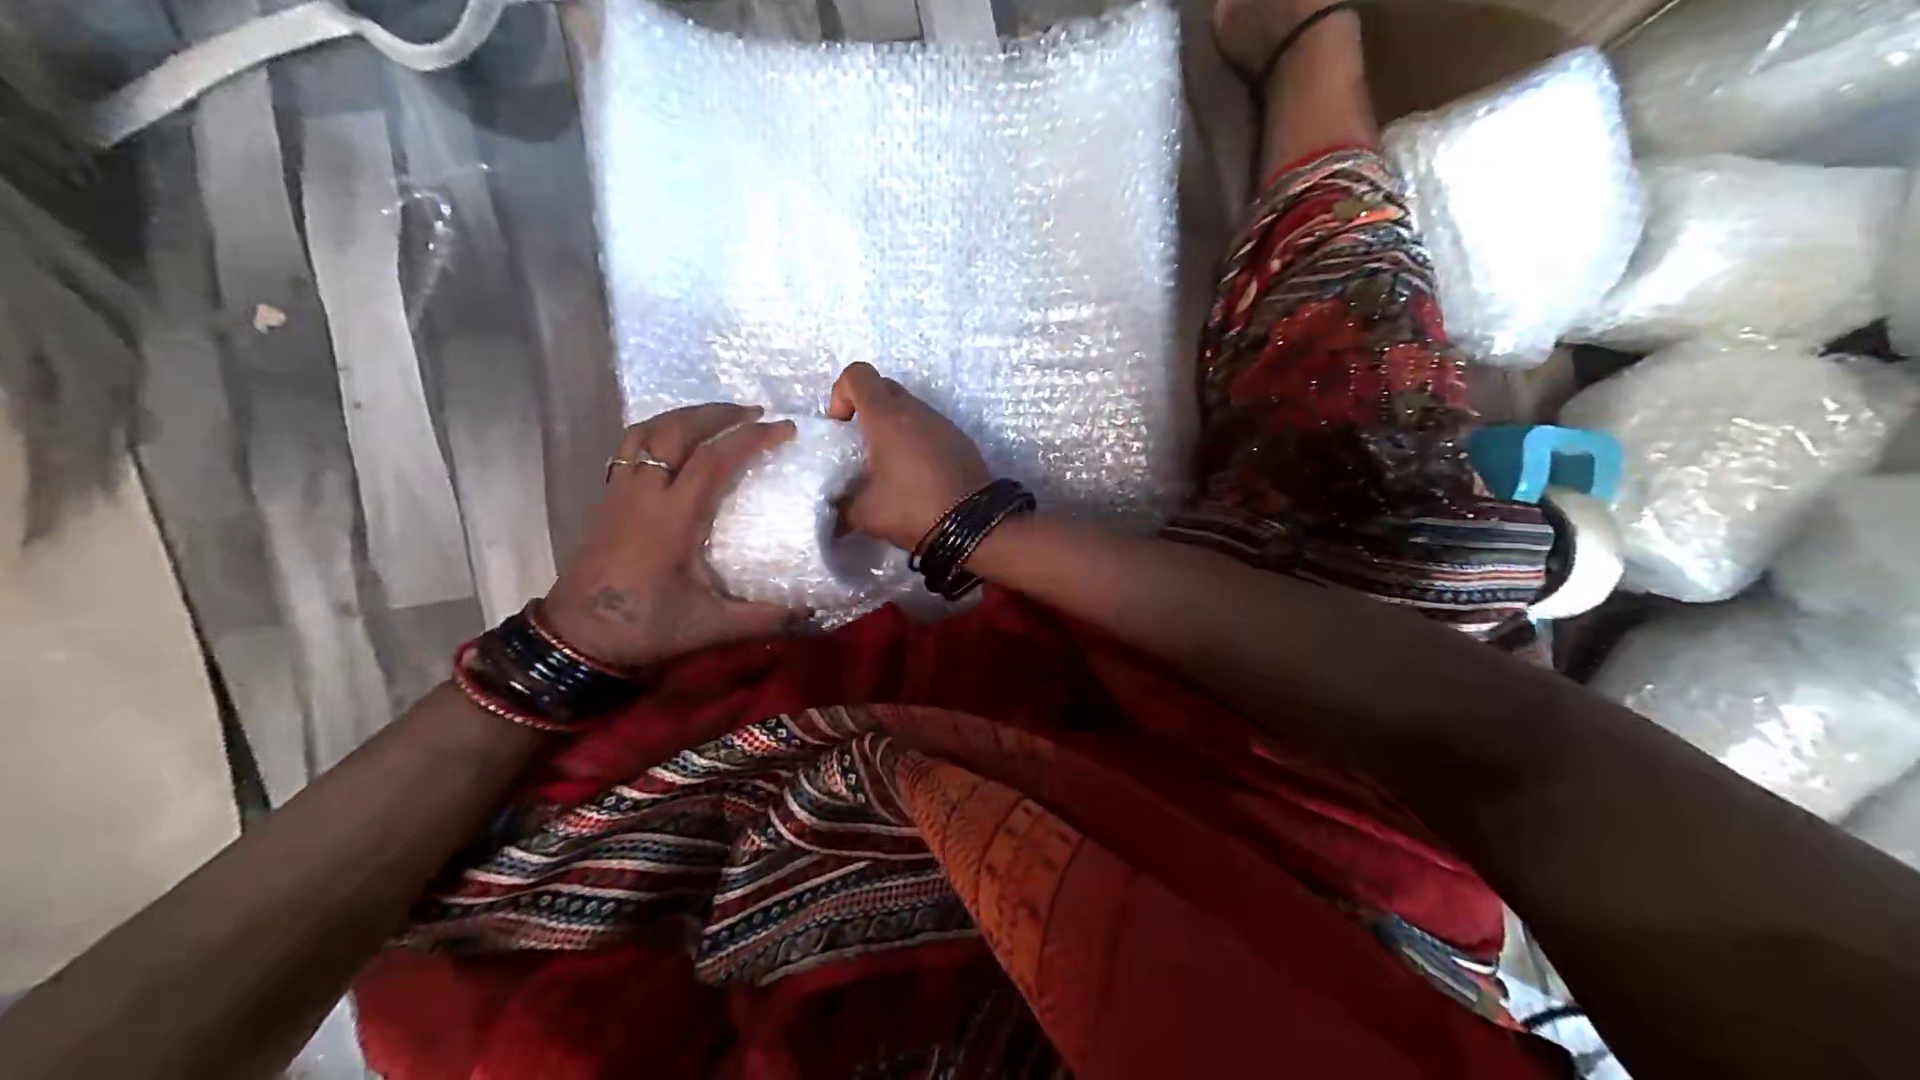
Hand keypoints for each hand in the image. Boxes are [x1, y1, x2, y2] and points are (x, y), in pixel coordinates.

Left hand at [543, 404, 803, 666]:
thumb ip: (762, 617)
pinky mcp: (608, 497)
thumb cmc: (644, 625)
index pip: (714, 460)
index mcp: (672, 518)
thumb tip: (808, 614)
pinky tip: (676, 441)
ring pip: (648, 431)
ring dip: (685, 415)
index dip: (751, 438)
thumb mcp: (710, 625)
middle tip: (753, 412)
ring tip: (716, 416)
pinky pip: (631, 446)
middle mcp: (644, 494)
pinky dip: (658, 430)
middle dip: (718, 413)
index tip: (783, 429)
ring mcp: (621, 491)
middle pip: (677, 430)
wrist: (577, 635)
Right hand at [828, 362, 991, 550]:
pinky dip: (916, 439)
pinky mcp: (960, 439)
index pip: (857, 374)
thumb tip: (835, 518)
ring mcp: (942, 422)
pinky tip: (915, 474)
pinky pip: (929, 426)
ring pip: (909, 407)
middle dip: (865, 407)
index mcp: (886, 417)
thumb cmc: (912, 508)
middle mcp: (915, 411)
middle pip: (883, 387)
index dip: (841, 392)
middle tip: (861, 444)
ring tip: (888, 464)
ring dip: (893, 425)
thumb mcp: (866, 514)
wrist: (974, 525)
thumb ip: (843, 507)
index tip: (841, 427)